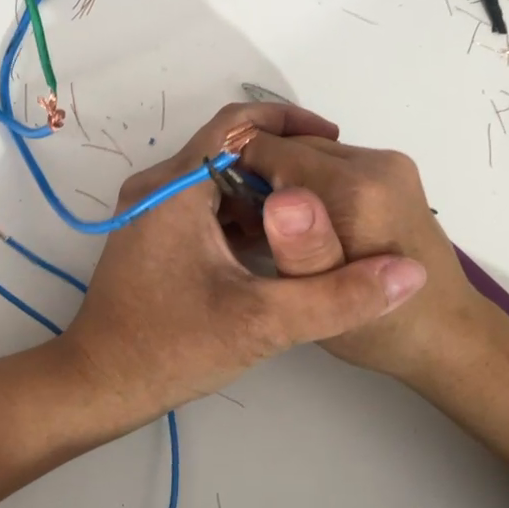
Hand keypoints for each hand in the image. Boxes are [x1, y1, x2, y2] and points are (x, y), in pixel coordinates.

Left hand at [59, 103, 427, 421]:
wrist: (100, 384)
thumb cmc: (172, 348)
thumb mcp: (262, 323)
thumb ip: (338, 296)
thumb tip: (409, 272)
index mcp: (175, 189)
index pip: (237, 124)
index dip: (290, 123)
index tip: (337, 144)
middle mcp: (158, 188)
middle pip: (228, 148)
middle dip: (283, 161)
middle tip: (336, 184)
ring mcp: (151, 211)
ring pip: (217, 178)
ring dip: (265, 191)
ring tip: (319, 213)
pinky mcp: (153, 235)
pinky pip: (204, 205)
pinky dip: (242, 214)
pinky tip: (281, 243)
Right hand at [236, 128, 493, 377]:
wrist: (447, 334)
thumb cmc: (377, 329)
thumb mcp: (324, 301)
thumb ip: (299, 247)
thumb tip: (279, 196)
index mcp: (356, 187)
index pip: (270, 149)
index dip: (240, 178)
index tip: (235, 219)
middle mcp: (377, 162)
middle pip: (291, 147)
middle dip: (263, 179)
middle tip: (256, 232)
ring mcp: (390, 164)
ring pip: (309, 152)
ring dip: (286, 183)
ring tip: (282, 233)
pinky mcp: (394, 172)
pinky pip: (330, 163)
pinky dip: (310, 185)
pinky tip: (311, 227)